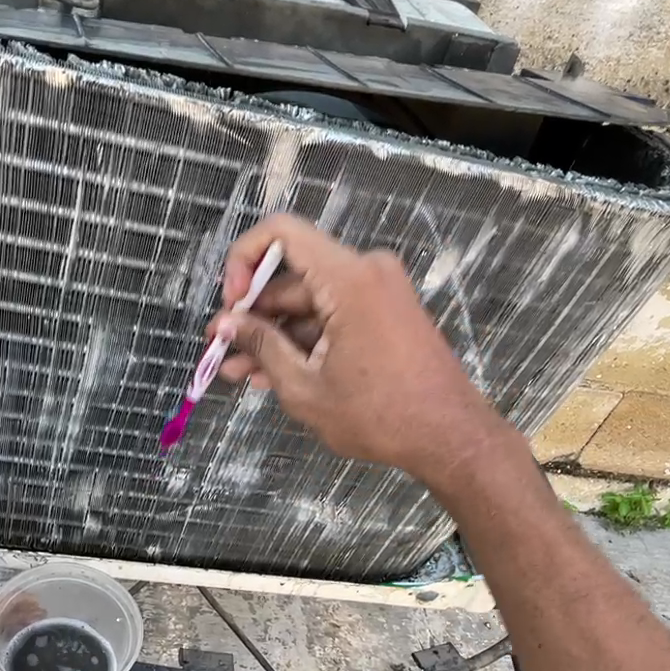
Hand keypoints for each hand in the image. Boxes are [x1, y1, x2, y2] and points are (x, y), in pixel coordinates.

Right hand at [211, 215, 498, 475]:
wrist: (448, 436)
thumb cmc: (378, 415)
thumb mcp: (304, 387)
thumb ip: (261, 347)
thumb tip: (225, 325)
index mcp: (348, 278)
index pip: (281, 234)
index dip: (243, 262)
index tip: (230, 307)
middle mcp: (365, 272)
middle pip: (292, 278)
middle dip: (253, 316)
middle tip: (221, 351)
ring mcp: (377, 294)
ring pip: (308, 306)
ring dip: (274, 337)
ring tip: (238, 373)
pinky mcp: (383, 316)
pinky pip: (331, 319)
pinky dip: (303, 343)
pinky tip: (271, 374)